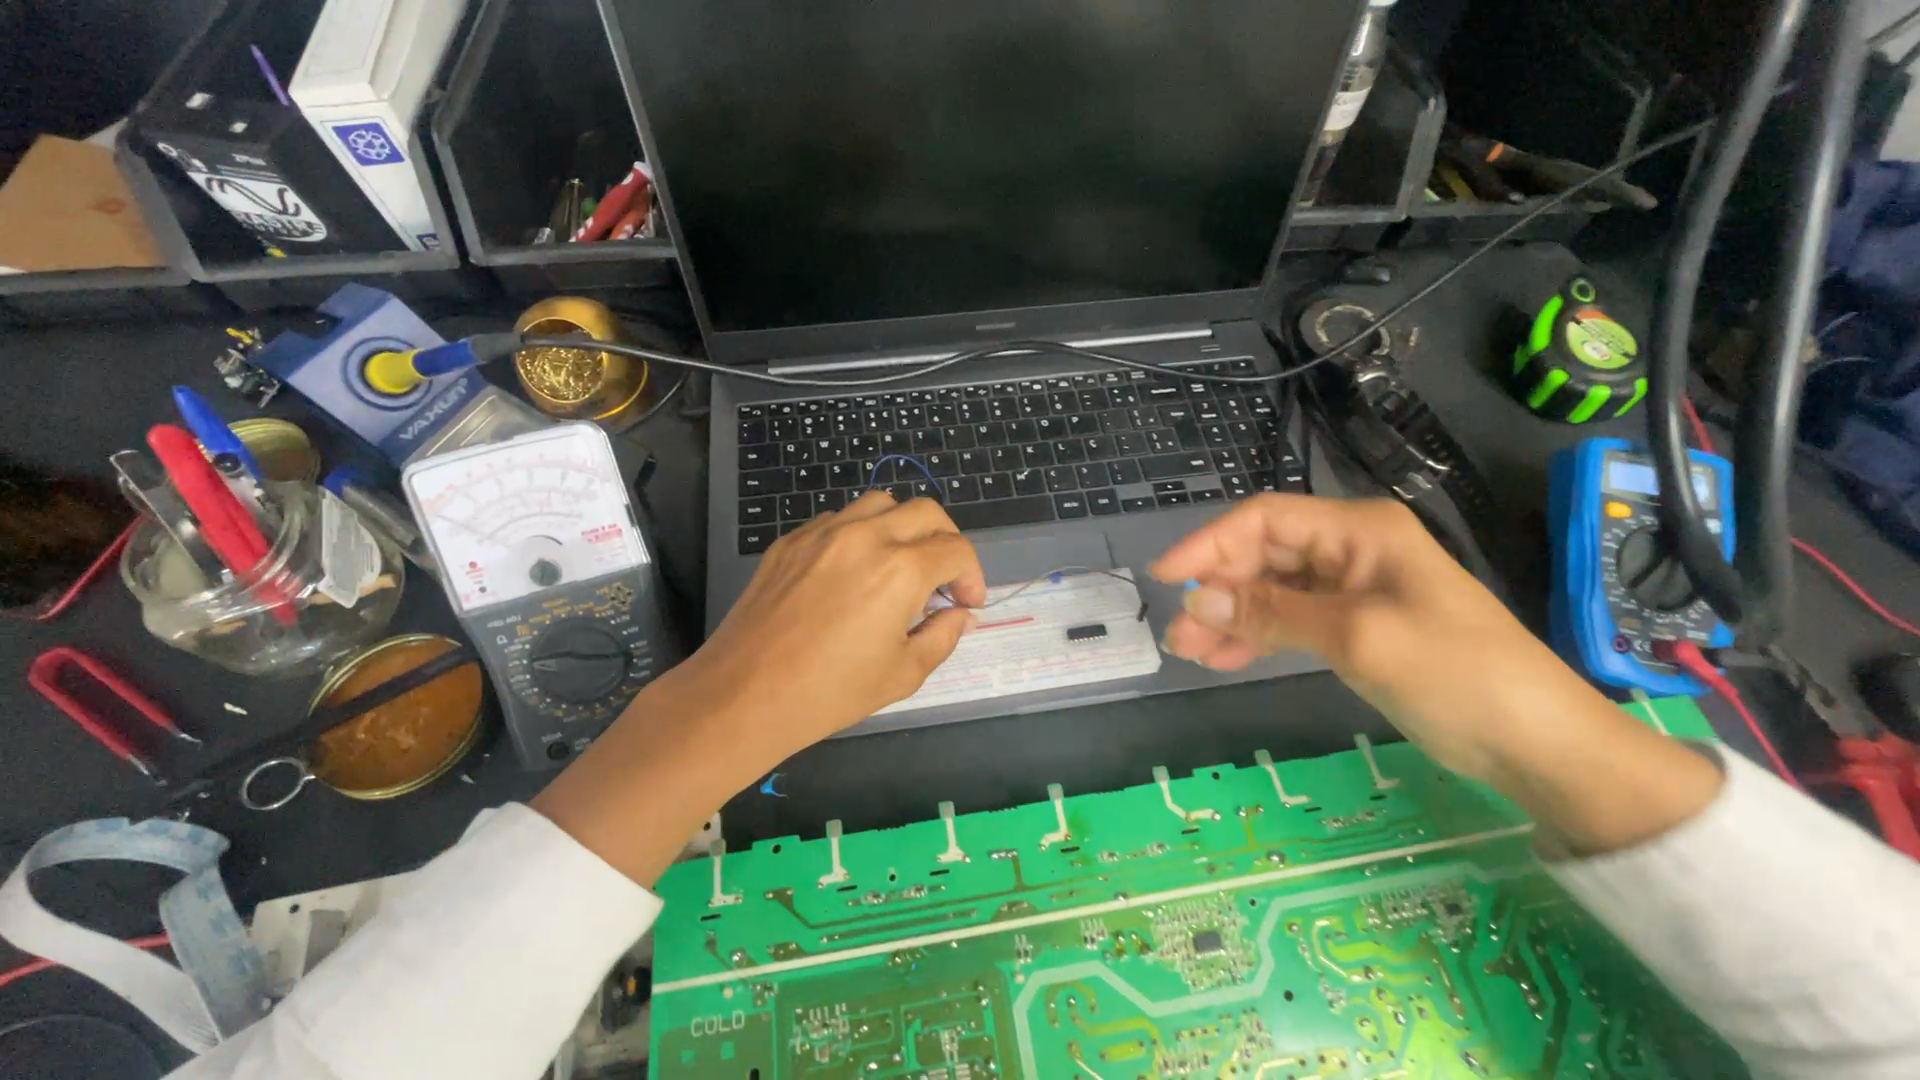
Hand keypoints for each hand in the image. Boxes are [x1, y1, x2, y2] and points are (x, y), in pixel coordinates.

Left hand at [673, 491, 984, 755]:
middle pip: (926, 512)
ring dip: (903, 527)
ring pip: (880, 504)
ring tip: (899, 565)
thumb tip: (959, 615)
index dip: (972, 576)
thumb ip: (942, 636)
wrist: (745, 693)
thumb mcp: (902, 674)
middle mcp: (866, 536)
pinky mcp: (790, 540)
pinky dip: (860, 534)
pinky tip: (852, 572)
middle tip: (944, 578)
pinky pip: (838, 519)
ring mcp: (823, 533)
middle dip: (946, 541)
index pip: (955, 550)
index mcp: (900, 570)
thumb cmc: (830, 692)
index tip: (966, 603)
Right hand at [1152, 495, 1564, 781]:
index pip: (1264, 520)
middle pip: (1264, 555)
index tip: (1167, 581)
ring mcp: (1354, 591)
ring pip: (1272, 590)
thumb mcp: (1356, 637)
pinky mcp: (1357, 628)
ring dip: (1232, 617)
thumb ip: (1274, 613)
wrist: (1535, 741)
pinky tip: (1227, 660)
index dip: (1210, 545)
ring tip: (1194, 653)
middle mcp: (1352, 550)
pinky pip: (1292, 621)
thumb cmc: (1454, 673)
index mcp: (1360, 531)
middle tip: (1179, 636)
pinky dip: (1258, 637)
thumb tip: (1198, 599)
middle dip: (1218, 590)